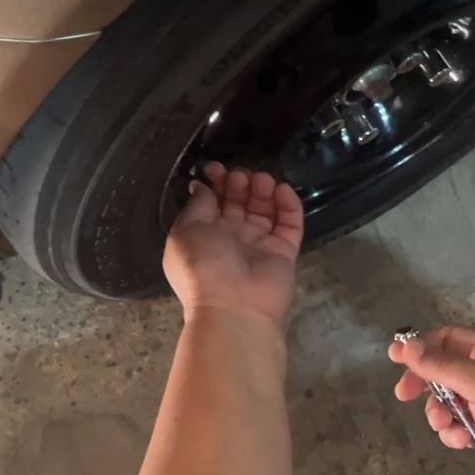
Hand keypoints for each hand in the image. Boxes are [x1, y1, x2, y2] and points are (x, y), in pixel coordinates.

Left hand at [164, 163, 303, 325]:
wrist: (233, 306)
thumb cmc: (202, 266)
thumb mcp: (186, 230)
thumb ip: (197, 205)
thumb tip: (201, 185)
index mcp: (203, 235)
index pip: (211, 201)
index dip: (214, 182)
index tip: (216, 168)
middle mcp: (230, 238)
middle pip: (238, 202)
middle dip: (238, 184)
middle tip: (240, 175)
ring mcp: (259, 245)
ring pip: (264, 210)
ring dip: (262, 190)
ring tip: (261, 180)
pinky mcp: (284, 251)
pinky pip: (289, 223)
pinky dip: (287, 204)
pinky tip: (281, 189)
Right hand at [388, 326, 474, 474]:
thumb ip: (441, 366)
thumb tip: (406, 345)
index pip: (450, 339)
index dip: (423, 346)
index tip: (397, 358)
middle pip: (445, 371)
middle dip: (425, 383)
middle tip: (404, 394)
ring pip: (448, 402)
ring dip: (439, 413)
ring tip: (444, 426)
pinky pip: (459, 426)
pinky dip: (455, 433)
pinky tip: (462, 441)